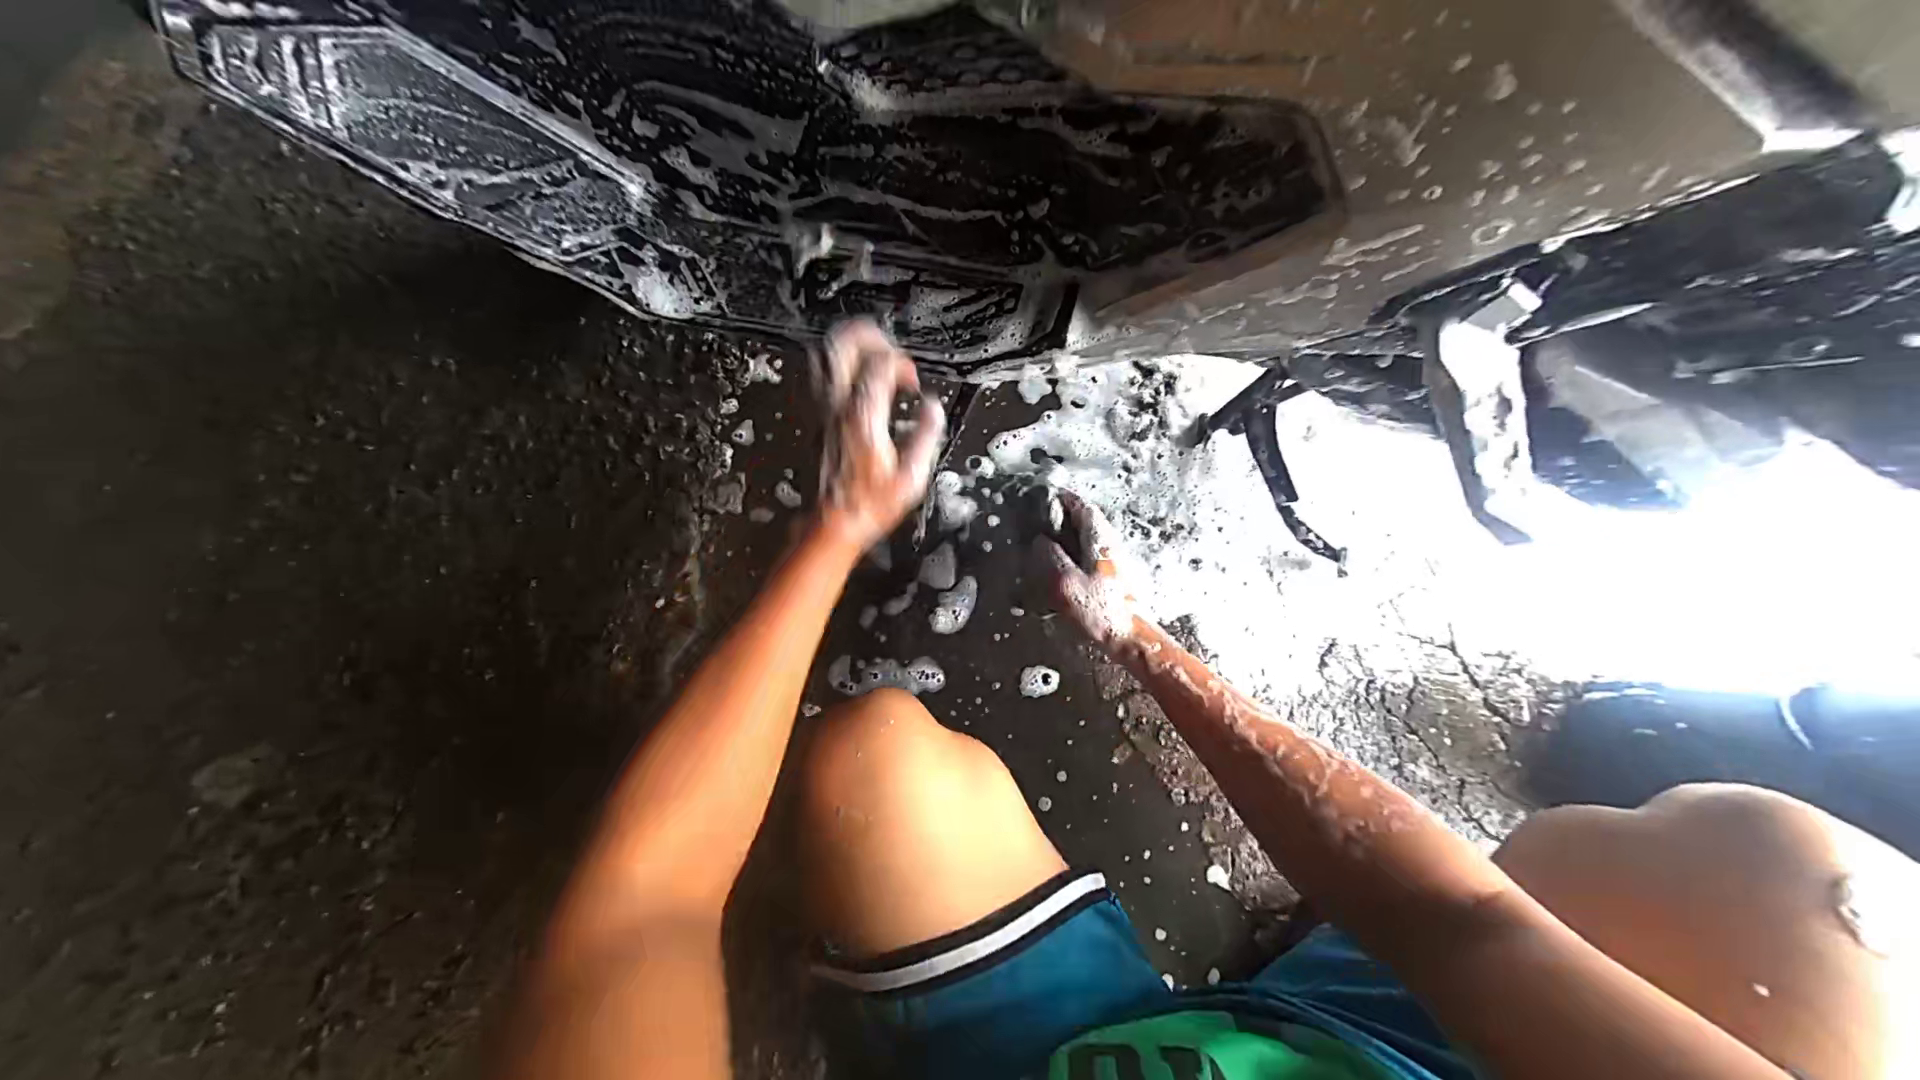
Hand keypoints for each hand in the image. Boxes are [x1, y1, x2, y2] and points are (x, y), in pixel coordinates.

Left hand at [814, 320, 945, 552]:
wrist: (832, 522)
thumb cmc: (866, 505)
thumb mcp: (911, 477)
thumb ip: (926, 435)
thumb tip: (933, 409)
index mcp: (862, 418)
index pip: (879, 366)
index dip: (901, 363)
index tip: (912, 378)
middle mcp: (837, 409)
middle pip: (841, 347)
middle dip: (868, 335)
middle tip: (888, 346)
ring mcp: (822, 412)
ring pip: (823, 358)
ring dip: (849, 347)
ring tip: (871, 354)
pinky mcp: (816, 420)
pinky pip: (819, 378)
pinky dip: (838, 367)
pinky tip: (854, 379)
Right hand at [1035, 491, 1150, 656]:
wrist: (1131, 638)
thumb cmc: (1100, 610)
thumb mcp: (1065, 582)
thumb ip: (1051, 556)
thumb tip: (1041, 540)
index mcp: (1100, 539)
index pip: (1083, 508)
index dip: (1065, 500)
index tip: (1047, 498)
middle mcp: (1112, 544)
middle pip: (1089, 520)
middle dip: (1066, 516)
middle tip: (1043, 520)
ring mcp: (1118, 560)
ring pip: (1091, 537)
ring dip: (1072, 534)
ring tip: (1050, 542)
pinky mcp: (1118, 576)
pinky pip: (1094, 554)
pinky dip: (1078, 551)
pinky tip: (1065, 566)